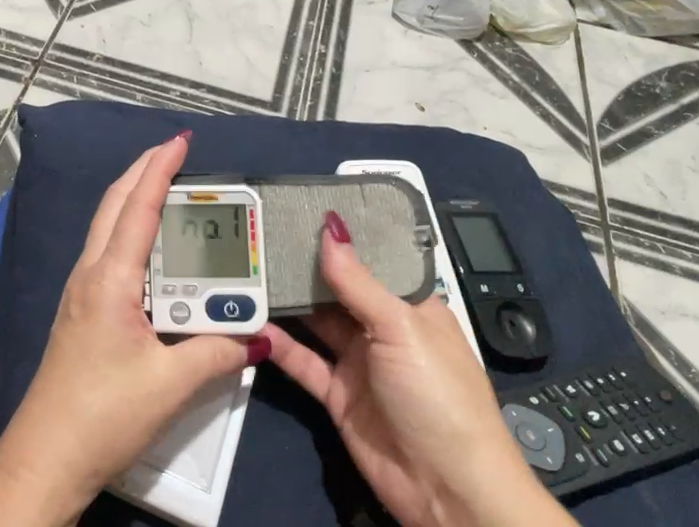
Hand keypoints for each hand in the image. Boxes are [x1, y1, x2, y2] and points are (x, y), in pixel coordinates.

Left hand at [0, 133, 265, 525]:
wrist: (46, 455)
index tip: (180, 140)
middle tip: (177, 154)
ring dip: (136, 201)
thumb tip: (259, 336)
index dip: (159, 168)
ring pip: (108, 228)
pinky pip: (109, 254)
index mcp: (110, 279)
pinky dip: (131, 233)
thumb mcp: (171, 383)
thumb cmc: (105, 412)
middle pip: (114, 206)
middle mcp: (90, 274)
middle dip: (143, 172)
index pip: (137, 208)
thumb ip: (217, 352)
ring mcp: (80, 291)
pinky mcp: (81, 311)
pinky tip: (154, 251)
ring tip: (172, 192)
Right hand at [261, 213, 575, 526]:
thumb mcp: (402, 328)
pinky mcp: (338, 395)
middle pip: (339, 290)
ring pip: (316, 323)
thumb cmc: (439, 394)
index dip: (341, 237)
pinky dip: (280, 343)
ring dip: (288, 302)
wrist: (449, 491)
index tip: (300, 208)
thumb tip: (331, 225)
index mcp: (412, 306)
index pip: (372, 260)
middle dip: (306, 266)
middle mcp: (384, 329)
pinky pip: (304, 361)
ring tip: (249, 270)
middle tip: (262, 234)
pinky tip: (253, 321)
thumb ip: (358, 280)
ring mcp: (360, 363)